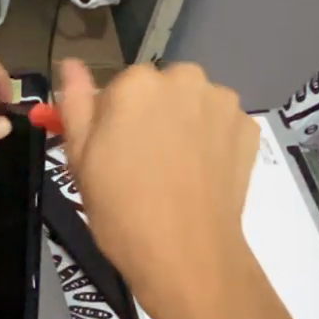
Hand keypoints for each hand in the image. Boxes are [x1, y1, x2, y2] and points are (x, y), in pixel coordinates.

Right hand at [57, 59, 261, 318]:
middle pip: (159, 90)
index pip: (117, 88)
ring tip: (172, 173)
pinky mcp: (248, 128)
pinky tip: (198, 177)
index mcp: (135, 84)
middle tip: (140, 166)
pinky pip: (219, 125)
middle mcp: (183, 78)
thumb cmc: (120, 211)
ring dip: (182, 126)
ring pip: (191, 104)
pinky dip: (210, 142)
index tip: (110, 154)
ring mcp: (222, 102)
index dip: (111, 121)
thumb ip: (76, 103)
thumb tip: (70, 64)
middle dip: (150, 117)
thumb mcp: (81, 160)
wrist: (185, 254)